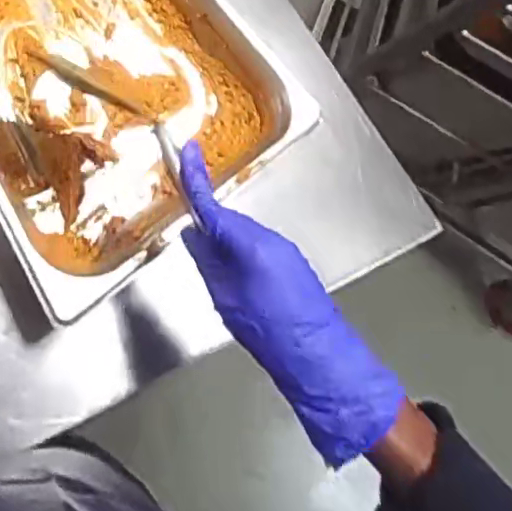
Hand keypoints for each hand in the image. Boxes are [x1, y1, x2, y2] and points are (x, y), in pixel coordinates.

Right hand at [177, 142, 405, 467]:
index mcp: (249, 242)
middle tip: (191, 242)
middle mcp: (269, 238)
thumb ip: (207, 261)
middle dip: (208, 227)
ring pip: (242, 237)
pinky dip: (241, 256)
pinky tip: (239, 283)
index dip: (196, 176)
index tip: (189, 149)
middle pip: (227, 221)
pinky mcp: (291, 265)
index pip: (213, 204)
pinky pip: (256, 250)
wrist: (322, 361)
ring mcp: (283, 250)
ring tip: (218, 279)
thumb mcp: (226, 298)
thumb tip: (193, 235)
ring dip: (225, 246)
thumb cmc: (271, 332)